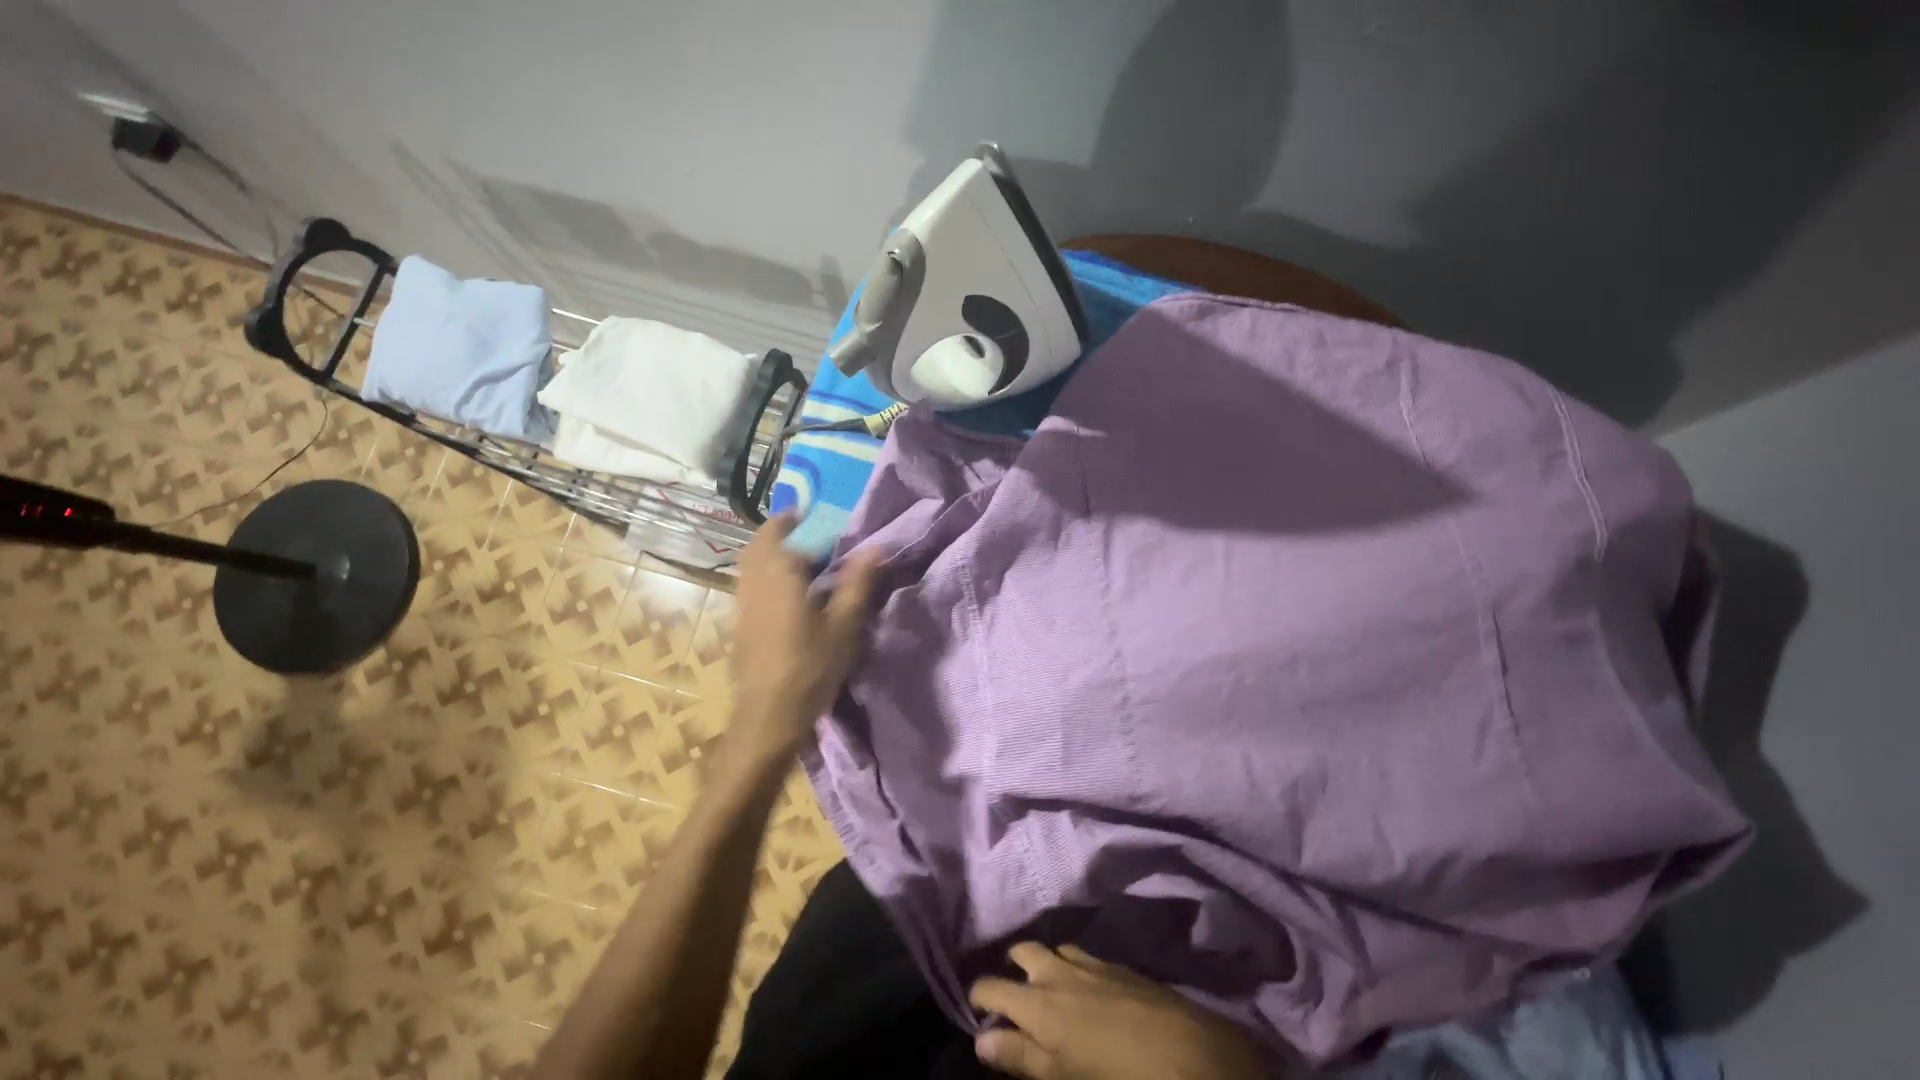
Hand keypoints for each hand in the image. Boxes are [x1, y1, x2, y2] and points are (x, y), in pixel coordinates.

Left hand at [728, 514, 880, 756]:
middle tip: (808, 530)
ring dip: (771, 552)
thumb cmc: (810, 668)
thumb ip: (857, 583)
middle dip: (781, 530)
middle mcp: (754, 578)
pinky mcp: (740, 622)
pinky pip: (750, 582)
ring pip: (751, 562)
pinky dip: (766, 574)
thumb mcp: (844, 625)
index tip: (822, 516)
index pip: (789, 530)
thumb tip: (875, 547)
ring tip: (802, 560)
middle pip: (760, 541)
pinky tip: (790, 592)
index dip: (805, 520)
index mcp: (780, 571)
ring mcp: (742, 600)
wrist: (767, 716)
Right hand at [970, 944, 1269, 1079]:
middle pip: (1023, 951)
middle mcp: (1059, 970)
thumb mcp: (1060, 1075)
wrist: (1189, 1053)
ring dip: (1046, 962)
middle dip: (1012, 966)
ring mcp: (1094, 964)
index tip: (977, 1010)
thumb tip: (980, 1038)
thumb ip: (1019, 1055)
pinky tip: (1088, 989)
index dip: (978, 996)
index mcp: (1037, 1000)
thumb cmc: (1115, 1074)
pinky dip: (1076, 966)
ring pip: (1057, 948)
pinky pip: (1087, 956)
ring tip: (1050, 987)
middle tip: (1014, 994)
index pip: (991, 985)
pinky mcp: (1123, 967)